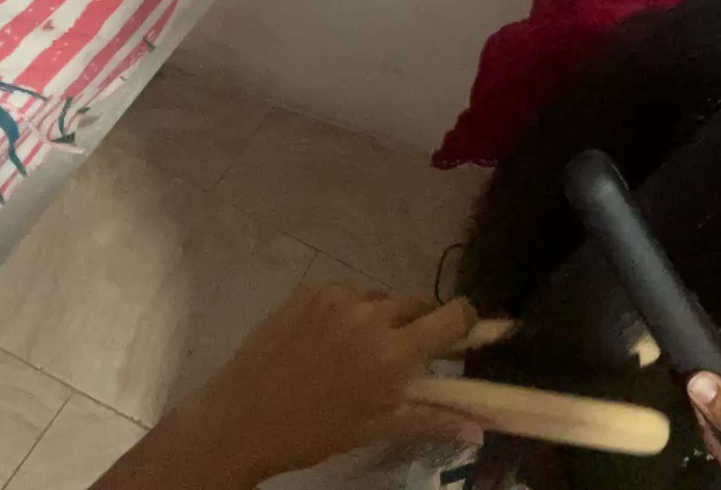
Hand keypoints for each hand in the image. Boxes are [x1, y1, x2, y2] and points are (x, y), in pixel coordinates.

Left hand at [95, 284, 480, 489]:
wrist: (240, 417)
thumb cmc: (314, 432)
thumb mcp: (375, 428)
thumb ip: (433, 421)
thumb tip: (479, 429)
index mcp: (394, 353)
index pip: (454, 315)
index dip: (467, 321)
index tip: (466, 333)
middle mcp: (373, 314)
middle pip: (419, 303)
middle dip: (421, 324)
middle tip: (405, 353)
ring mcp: (340, 296)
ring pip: (382, 297)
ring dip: (384, 317)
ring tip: (358, 350)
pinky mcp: (313, 288)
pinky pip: (348, 293)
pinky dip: (350, 311)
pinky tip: (329, 340)